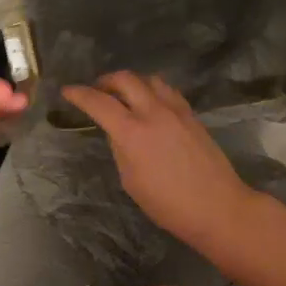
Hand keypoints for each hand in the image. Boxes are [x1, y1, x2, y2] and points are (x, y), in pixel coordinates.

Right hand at [61, 72, 266, 241]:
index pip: (99, 103)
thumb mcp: (131, 181)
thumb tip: (117, 131)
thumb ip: (120, 149)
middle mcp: (154, 112)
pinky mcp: (192, 115)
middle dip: (106, 81)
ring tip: (124, 96)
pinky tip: (151, 104)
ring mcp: (176, 111)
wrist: (218, 207)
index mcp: (133, 132)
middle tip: (97, 91)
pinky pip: (168, 91)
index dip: (79, 94)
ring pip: (149, 79)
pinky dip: (152, 90)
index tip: (68, 91)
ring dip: (132, 82)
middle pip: (125, 79)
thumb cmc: (168, 204)